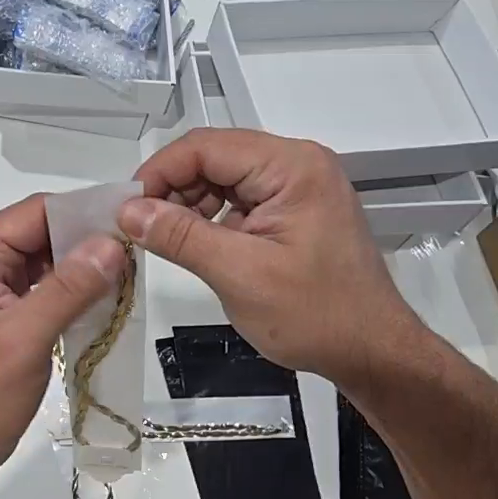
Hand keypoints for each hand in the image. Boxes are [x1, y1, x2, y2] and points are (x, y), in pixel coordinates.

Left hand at [0, 194, 123, 493]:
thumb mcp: (25, 338)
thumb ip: (68, 288)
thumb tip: (111, 244)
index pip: (35, 213)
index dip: (83, 210)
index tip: (130, 217)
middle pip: (42, 232)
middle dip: (88, 238)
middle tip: (138, 247)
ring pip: (48, 259)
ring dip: (85, 264)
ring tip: (130, 270)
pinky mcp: (8, 314)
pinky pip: (47, 287)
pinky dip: (76, 289)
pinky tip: (107, 296)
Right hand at [118, 128, 422, 394]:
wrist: (372, 352)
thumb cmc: (314, 315)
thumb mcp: (239, 274)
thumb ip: (180, 236)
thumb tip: (127, 211)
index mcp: (292, 166)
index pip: (206, 146)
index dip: (159, 172)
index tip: (125, 210)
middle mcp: (298, 164)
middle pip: (215, 157)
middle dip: (173, 189)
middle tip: (140, 229)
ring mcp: (299, 186)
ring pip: (224, 178)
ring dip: (190, 204)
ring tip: (166, 240)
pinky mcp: (296, 210)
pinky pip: (242, 199)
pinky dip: (213, 218)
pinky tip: (198, 245)